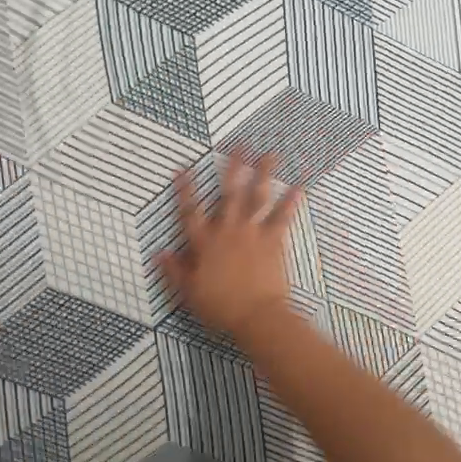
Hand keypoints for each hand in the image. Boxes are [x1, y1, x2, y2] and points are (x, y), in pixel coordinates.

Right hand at [158, 152, 304, 337]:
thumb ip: (174, 271)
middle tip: (239, 145)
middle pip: (229, 193)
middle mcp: (228, 231)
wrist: (256, 316)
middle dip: (233, 167)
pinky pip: (283, 217)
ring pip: (257, 197)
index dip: (185, 190)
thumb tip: (159, 252)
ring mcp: (252, 233)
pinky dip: (292, 201)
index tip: (182, 168)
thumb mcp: (189, 293)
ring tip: (270, 154)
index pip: (190, 212)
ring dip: (263, 174)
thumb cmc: (220, 307)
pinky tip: (301, 185)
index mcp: (205, 243)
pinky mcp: (274, 240)